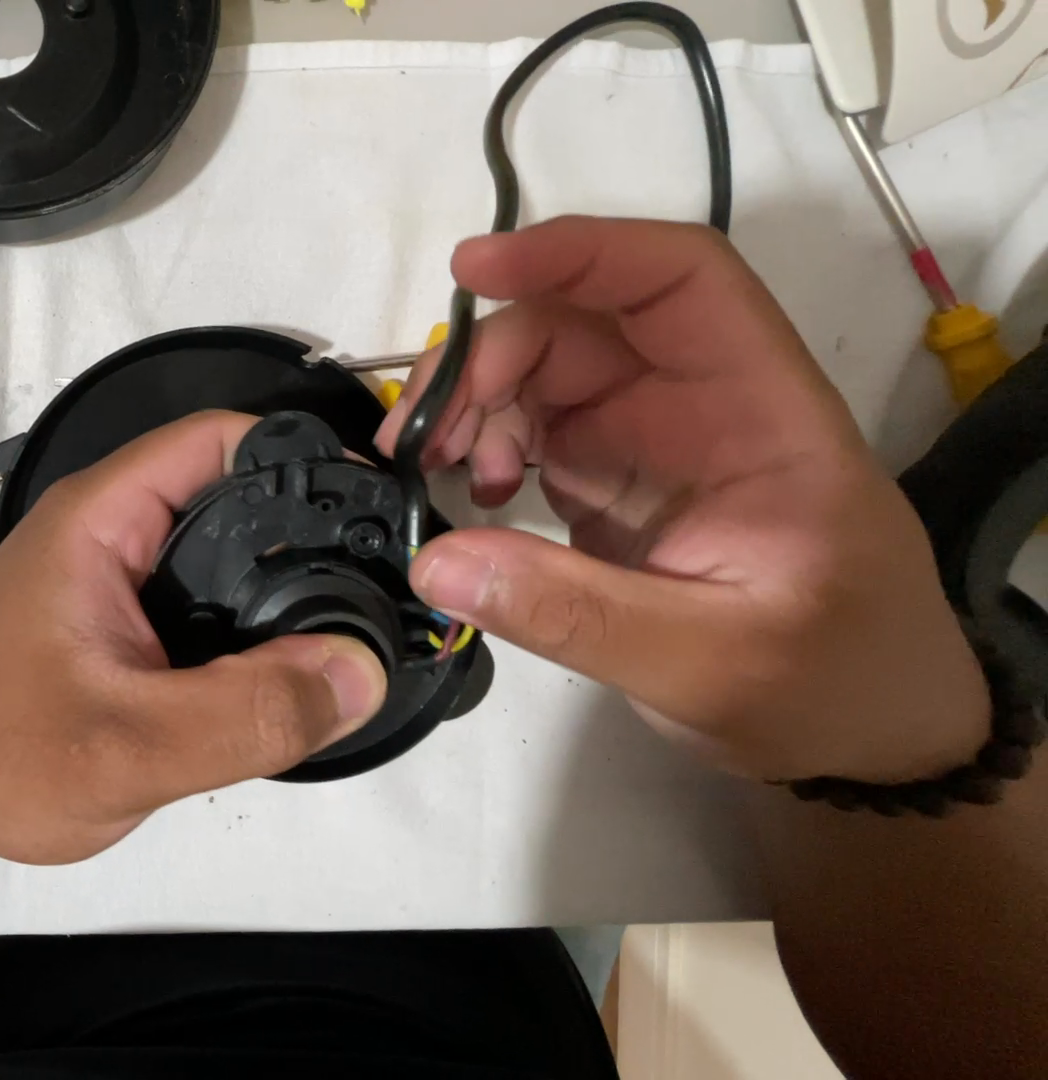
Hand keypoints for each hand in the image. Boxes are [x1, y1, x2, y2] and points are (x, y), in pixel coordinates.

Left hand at [0, 412, 388, 865]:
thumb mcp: (128, 748)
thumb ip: (247, 714)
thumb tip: (359, 672)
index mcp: (100, 519)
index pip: (217, 440)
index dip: (304, 457)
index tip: (379, 506)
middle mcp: (106, 530)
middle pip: (229, 498)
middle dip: (307, 534)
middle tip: (383, 587)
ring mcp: (109, 576)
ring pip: (219, 559)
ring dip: (279, 591)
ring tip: (350, 634)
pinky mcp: (114, 619)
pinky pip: (200, 605)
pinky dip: (245, 630)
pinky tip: (281, 672)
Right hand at [383, 217, 986, 783]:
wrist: (848, 731)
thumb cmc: (825, 684)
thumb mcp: (707, 661)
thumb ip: (570, 612)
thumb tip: (432, 560)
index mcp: (756, 413)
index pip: (675, 282)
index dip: (576, 255)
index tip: (472, 269)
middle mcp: (692, 407)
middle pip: (572, 328)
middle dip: (481, 362)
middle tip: (416, 436)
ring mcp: (639, 442)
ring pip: (534, 376)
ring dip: (466, 407)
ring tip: (431, 469)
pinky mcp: (598, 480)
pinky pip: (520, 432)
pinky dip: (475, 449)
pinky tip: (469, 494)